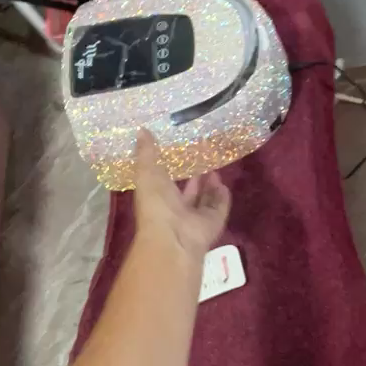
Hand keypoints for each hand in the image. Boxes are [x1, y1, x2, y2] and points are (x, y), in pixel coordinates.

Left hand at [131, 129, 230, 260]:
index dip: (171, 169)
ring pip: (205, 200)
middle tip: (203, 159)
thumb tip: (142, 129)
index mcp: (158, 199)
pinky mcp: (213, 223)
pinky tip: (223, 183)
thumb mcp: (147, 173)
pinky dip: (221, 196)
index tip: (179, 153)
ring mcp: (196, 218)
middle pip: (188, 193)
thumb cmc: (157, 204)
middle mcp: (177, 210)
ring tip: (214, 167)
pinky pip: (219, 207)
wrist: (175, 235)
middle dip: (195, 178)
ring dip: (209, 185)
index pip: (165, 183)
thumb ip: (147, 153)